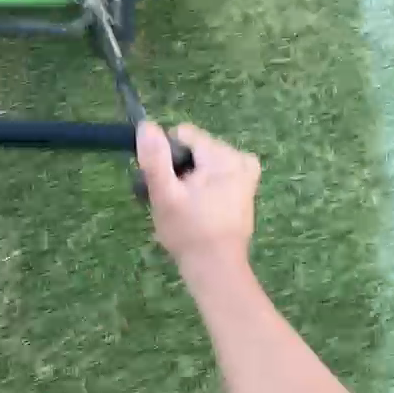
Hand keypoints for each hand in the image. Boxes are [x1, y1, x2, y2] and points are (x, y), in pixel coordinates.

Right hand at [136, 121, 260, 272]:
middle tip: (173, 200)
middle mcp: (240, 158)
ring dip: (189, 180)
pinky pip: (216, 174)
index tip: (166, 184)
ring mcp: (246, 174)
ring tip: (184, 207)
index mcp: (223, 156)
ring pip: (203, 162)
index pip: (182, 135)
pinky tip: (199, 208)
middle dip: (179, 169)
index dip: (166, 158)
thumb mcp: (164, 195)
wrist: (215, 267)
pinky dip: (204, 187)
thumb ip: (155, 158)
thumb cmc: (188, 232)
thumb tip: (147, 125)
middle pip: (194, 149)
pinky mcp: (246, 189)